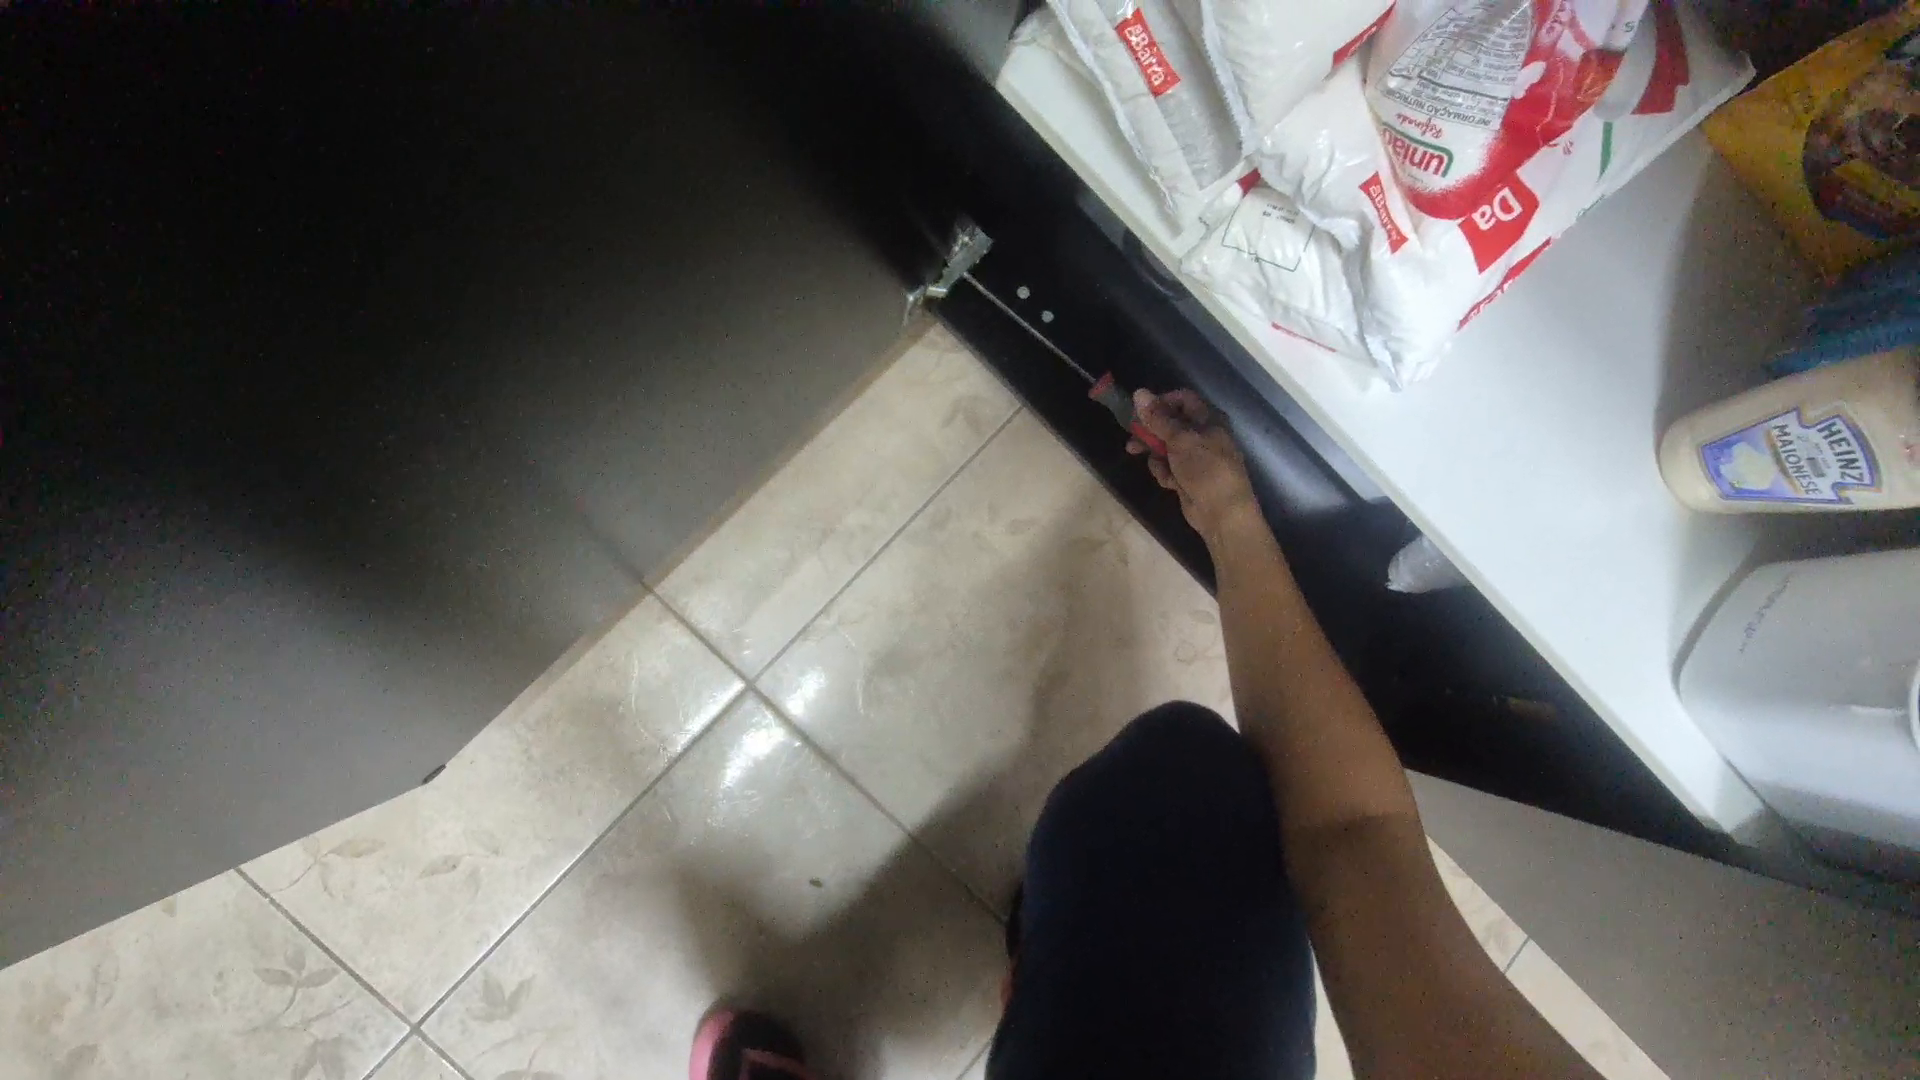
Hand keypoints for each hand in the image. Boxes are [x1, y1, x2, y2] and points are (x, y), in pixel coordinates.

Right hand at [1127, 388, 1260, 543]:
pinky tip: (1170, 483)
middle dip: (1151, 433)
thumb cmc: (1206, 468)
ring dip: (1156, 456)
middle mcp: (1201, 435)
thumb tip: (1138, 393)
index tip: (1141, 411)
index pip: (1182, 399)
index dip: (1161, 402)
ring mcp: (1194, 457)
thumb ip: (1158, 418)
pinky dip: (1165, 473)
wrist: (1222, 511)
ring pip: (1164, 448)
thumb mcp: (1180, 439)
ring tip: (1158, 467)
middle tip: (1133, 440)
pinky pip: (1167, 468)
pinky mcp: (1186, 476)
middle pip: (1169, 424)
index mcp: (1208, 420)